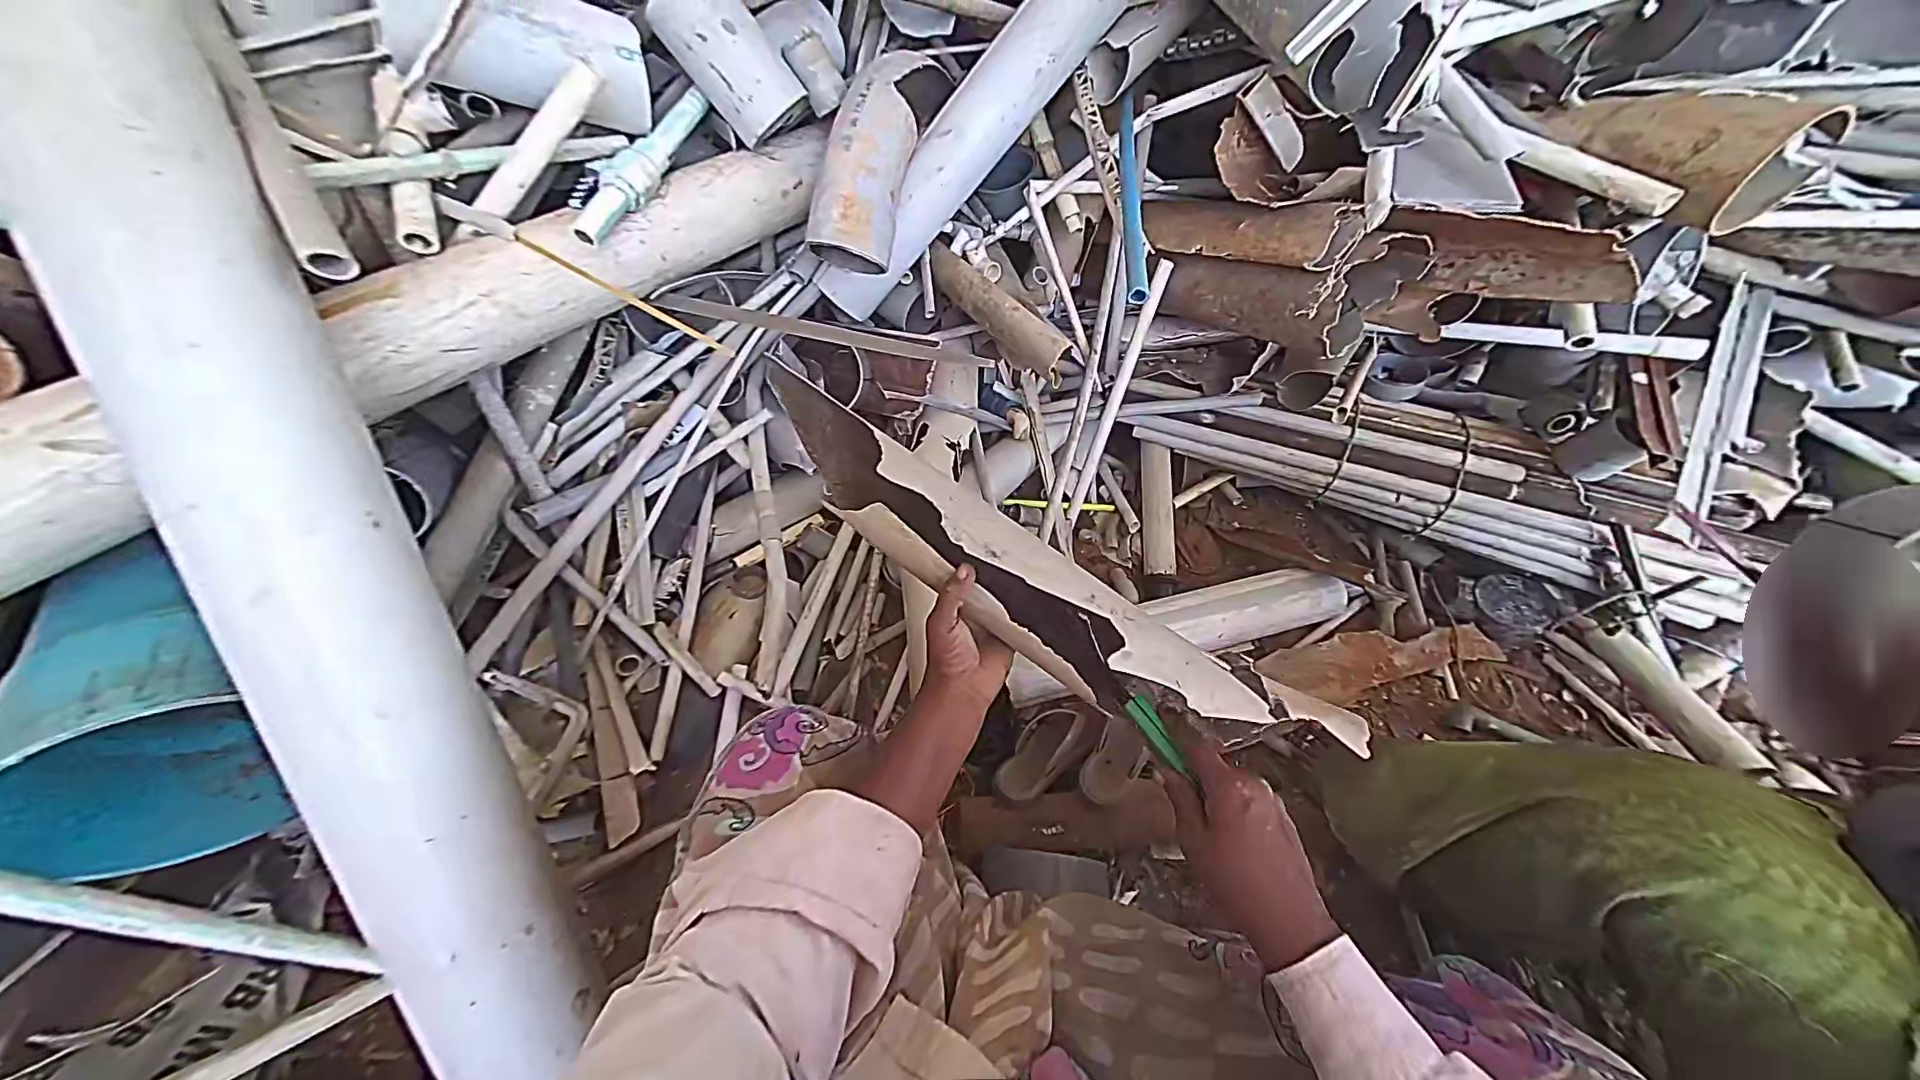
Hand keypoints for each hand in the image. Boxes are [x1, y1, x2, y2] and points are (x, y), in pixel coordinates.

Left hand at [924, 563, 1014, 703]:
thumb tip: (963, 572)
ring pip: (1003, 600)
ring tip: (1013, 583)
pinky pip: (1019, 620)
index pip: (961, 579)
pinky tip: (1023, 606)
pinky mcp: (1009, 634)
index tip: (975, 555)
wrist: (963, 689)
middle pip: (986, 587)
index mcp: (953, 605)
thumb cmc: (945, 662)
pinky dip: (1022, 614)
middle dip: (992, 579)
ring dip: (1008, 595)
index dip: (968, 568)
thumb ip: (950, 595)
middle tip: (999, 566)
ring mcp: (991, 622)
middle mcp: (973, 612)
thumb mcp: (940, 622)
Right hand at [1159, 723, 1338, 971]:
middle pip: (1214, 761)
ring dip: (1211, 787)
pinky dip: (1230, 800)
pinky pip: (1247, 795)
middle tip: (1172, 782)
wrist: (1290, 922)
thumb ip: (1179, 798)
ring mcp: (1272, 798)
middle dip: (1191, 767)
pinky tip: (1224, 832)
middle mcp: (1254, 784)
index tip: (1158, 714)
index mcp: (1229, 786)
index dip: (1173, 726)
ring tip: (1200, 823)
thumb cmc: (1237, 885)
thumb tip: (1167, 770)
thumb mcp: (1193, 841)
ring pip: (1230, 780)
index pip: (1195, 743)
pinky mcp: (1281, 814)